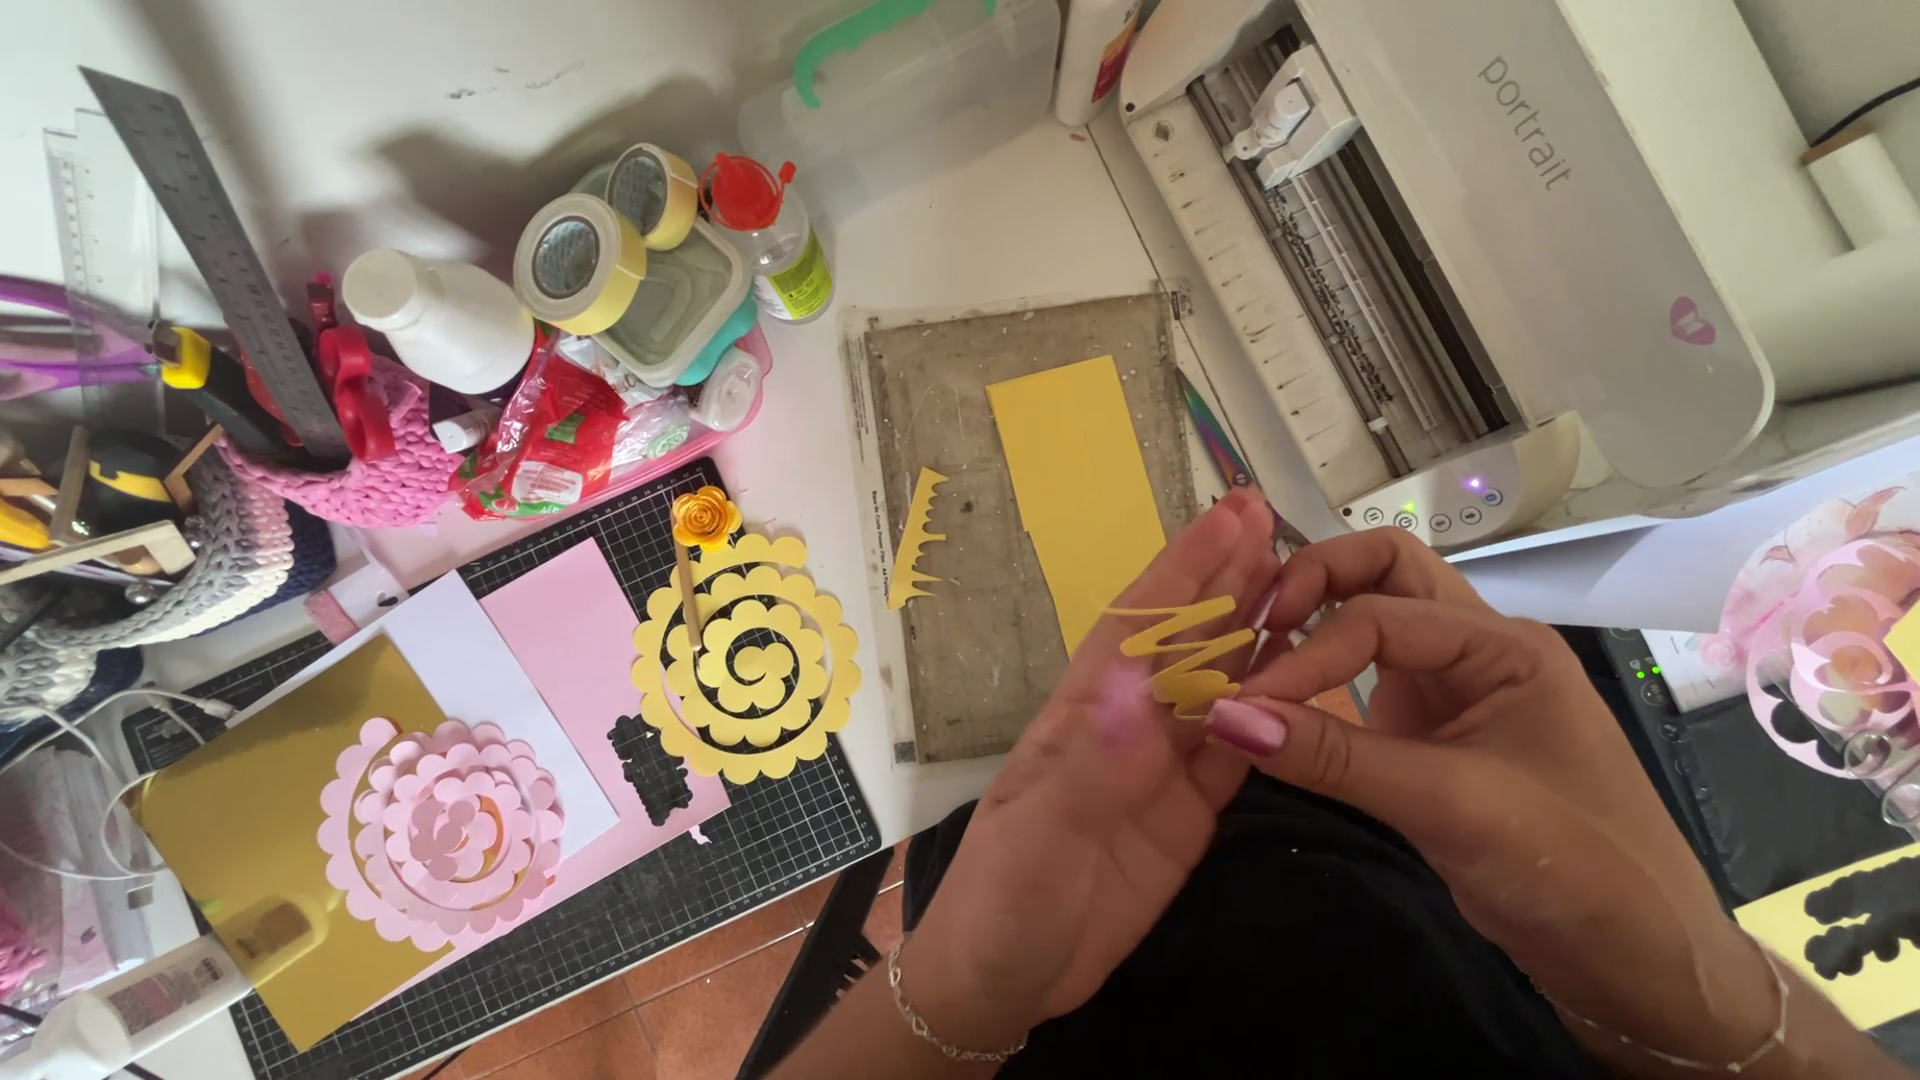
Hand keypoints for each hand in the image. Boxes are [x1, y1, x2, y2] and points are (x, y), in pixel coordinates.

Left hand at [898, 489, 1279, 1050]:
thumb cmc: (1003, 899)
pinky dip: (1265, 708)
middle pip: (1182, 640)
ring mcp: (1158, 768)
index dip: (1181, 569)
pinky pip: (1234, 748)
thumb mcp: (1039, 835)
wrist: (1004, 977)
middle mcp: (1124, 727)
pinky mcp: (1186, 813)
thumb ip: (1091, 767)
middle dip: (1220, 577)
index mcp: (1083, 715)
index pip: (1139, 626)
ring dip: (1250, 630)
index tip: (1225, 518)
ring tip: (1294, 578)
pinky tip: (1296, 677)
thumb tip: (1139, 693)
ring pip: (1215, 683)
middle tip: (1265, 517)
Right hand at [1208, 528, 1780, 1069]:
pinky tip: (1280, 688)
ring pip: (1373, 608)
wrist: (1639, 963)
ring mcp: (1451, 683)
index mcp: (1503, 646)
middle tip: (1255, 620)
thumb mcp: (1448, 806)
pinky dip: (1316, 663)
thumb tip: (1222, 715)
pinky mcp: (1426, 723)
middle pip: (1386, 568)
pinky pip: (1363, 667)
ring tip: (1256, 642)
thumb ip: (1331, 756)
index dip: (1308, 652)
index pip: (1378, 616)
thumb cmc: (1573, 871)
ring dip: (1314, 610)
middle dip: (1315, 577)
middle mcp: (1476, 646)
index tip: (1247, 699)